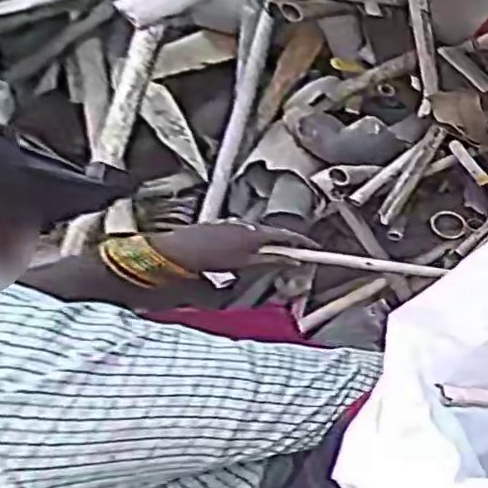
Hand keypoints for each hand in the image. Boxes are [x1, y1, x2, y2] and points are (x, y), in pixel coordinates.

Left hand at [148, 222, 316, 273]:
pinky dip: (250, 240)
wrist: (172, 252)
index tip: (315, 248)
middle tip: (294, 253)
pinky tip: (244, 250)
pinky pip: (242, 232)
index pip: (289, 236)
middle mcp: (245, 225)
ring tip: (267, 254)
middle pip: (274, 233)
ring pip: (257, 232)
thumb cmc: (209, 257)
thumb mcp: (246, 263)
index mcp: (256, 233)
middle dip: (285, 242)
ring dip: (266, 242)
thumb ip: (273, 261)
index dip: (304, 242)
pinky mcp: (218, 226)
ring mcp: (230, 224)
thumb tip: (293, 261)